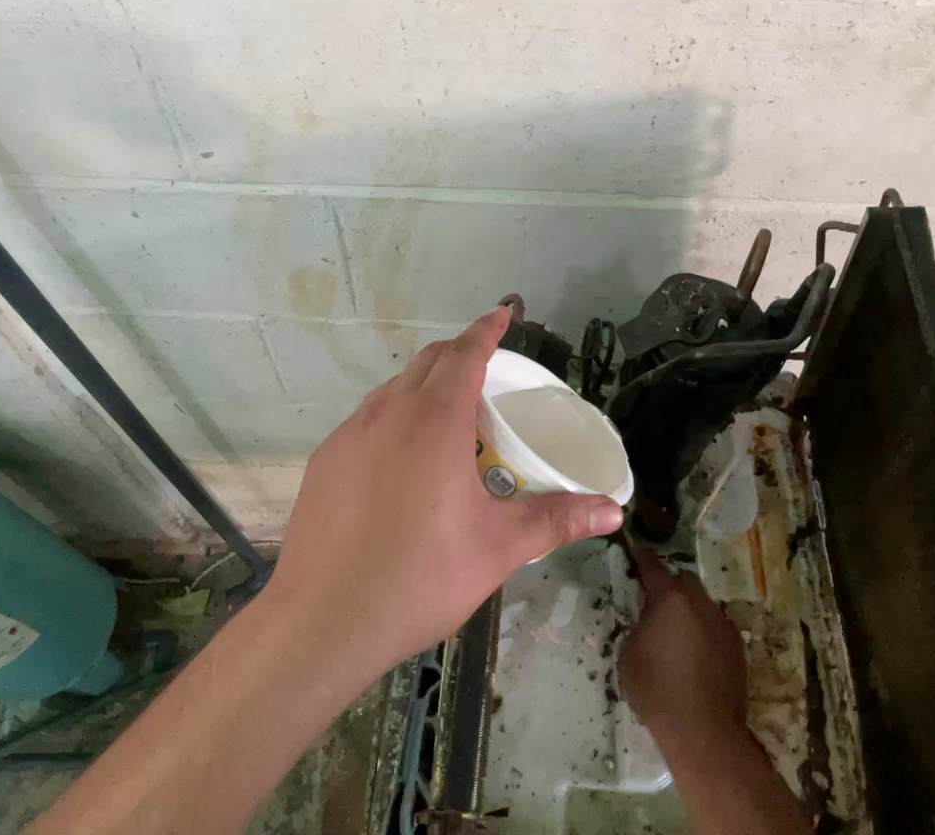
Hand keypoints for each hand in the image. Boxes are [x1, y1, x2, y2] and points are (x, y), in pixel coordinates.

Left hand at [261, 307, 624, 673]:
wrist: (323, 620)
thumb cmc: (419, 577)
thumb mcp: (497, 548)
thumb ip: (555, 520)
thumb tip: (612, 513)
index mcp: (434, 420)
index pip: (465, 354)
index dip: (487, 329)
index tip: (504, 313)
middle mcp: (388, 413)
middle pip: (428, 361)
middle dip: (460, 353)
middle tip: (489, 371)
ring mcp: (349, 434)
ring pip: (394, 389)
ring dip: (425, 385)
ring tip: (450, 418)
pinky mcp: (325, 461)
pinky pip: (367, 419)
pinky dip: (395, 417)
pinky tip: (403, 461)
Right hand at [620, 548, 748, 738]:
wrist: (702, 729)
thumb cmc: (656, 689)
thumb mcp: (629, 653)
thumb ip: (639, 625)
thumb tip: (648, 619)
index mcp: (670, 599)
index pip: (653, 566)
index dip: (642, 557)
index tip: (636, 549)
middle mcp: (700, 603)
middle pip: (684, 579)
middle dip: (670, 583)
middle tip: (656, 599)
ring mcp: (722, 624)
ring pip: (703, 603)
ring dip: (690, 608)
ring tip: (677, 630)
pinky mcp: (737, 646)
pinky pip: (716, 626)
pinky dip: (704, 629)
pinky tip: (695, 651)